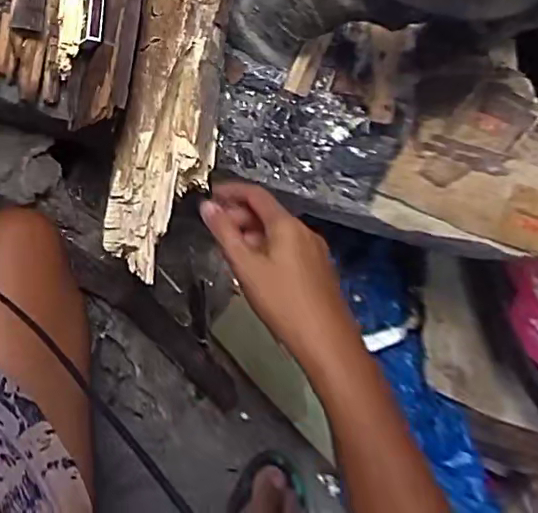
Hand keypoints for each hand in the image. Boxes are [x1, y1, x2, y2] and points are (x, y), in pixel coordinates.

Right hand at [201, 181, 349, 346]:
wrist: (329, 347)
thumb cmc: (286, 305)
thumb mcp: (245, 266)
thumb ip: (224, 232)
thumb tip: (208, 207)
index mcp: (287, 226)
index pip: (255, 194)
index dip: (230, 191)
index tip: (211, 196)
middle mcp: (304, 233)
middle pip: (266, 212)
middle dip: (238, 215)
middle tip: (216, 227)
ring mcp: (315, 252)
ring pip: (277, 232)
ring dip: (251, 234)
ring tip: (231, 251)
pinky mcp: (319, 271)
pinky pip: (288, 247)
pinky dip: (267, 248)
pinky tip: (256, 269)